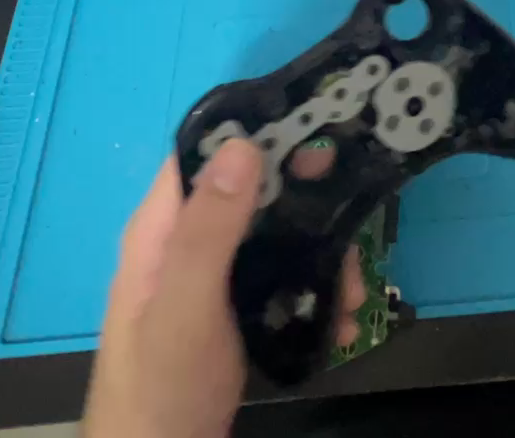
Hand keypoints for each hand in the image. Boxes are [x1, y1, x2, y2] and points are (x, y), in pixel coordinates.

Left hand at [83, 138, 365, 437]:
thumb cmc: (162, 387)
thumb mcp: (184, 308)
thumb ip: (208, 232)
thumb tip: (243, 145)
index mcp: (164, 227)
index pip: (206, 152)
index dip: (255, 131)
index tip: (312, 126)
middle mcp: (191, 239)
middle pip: (254, 187)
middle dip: (305, 191)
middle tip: (350, 195)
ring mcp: (219, 273)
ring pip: (279, 229)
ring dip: (321, 246)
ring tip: (352, 280)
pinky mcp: (243, 302)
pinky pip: (288, 271)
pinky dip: (318, 283)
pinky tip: (340, 310)